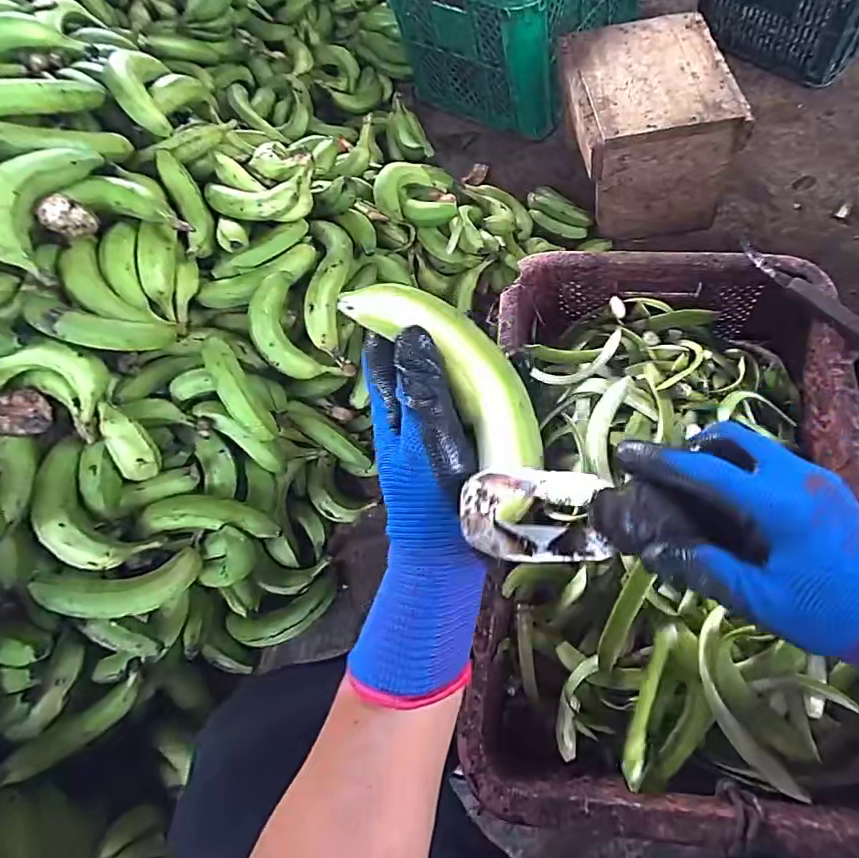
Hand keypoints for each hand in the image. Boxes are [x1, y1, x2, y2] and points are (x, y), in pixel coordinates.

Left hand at [345, 327, 487, 707]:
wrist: (446, 554)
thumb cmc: (436, 496)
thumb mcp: (429, 437)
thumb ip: (422, 387)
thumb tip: (413, 331)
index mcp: (392, 411)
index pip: (382, 354)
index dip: (392, 325)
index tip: (416, 303)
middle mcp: (400, 419)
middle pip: (401, 367)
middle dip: (418, 341)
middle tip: (448, 322)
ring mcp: (419, 437)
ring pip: (423, 386)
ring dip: (439, 365)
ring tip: (465, 348)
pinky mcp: (439, 452)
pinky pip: (444, 409)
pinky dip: (456, 393)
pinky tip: (475, 392)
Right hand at [592, 422, 858, 741]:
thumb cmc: (826, 614)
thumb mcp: (761, 600)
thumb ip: (707, 570)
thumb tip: (656, 552)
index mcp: (778, 504)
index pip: (707, 471)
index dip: (662, 461)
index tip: (627, 451)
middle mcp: (797, 476)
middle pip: (732, 438)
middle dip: (693, 446)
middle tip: (667, 469)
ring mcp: (816, 476)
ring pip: (755, 446)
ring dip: (721, 455)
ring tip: (697, 484)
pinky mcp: (827, 485)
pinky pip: (774, 460)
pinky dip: (746, 466)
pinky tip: (738, 500)